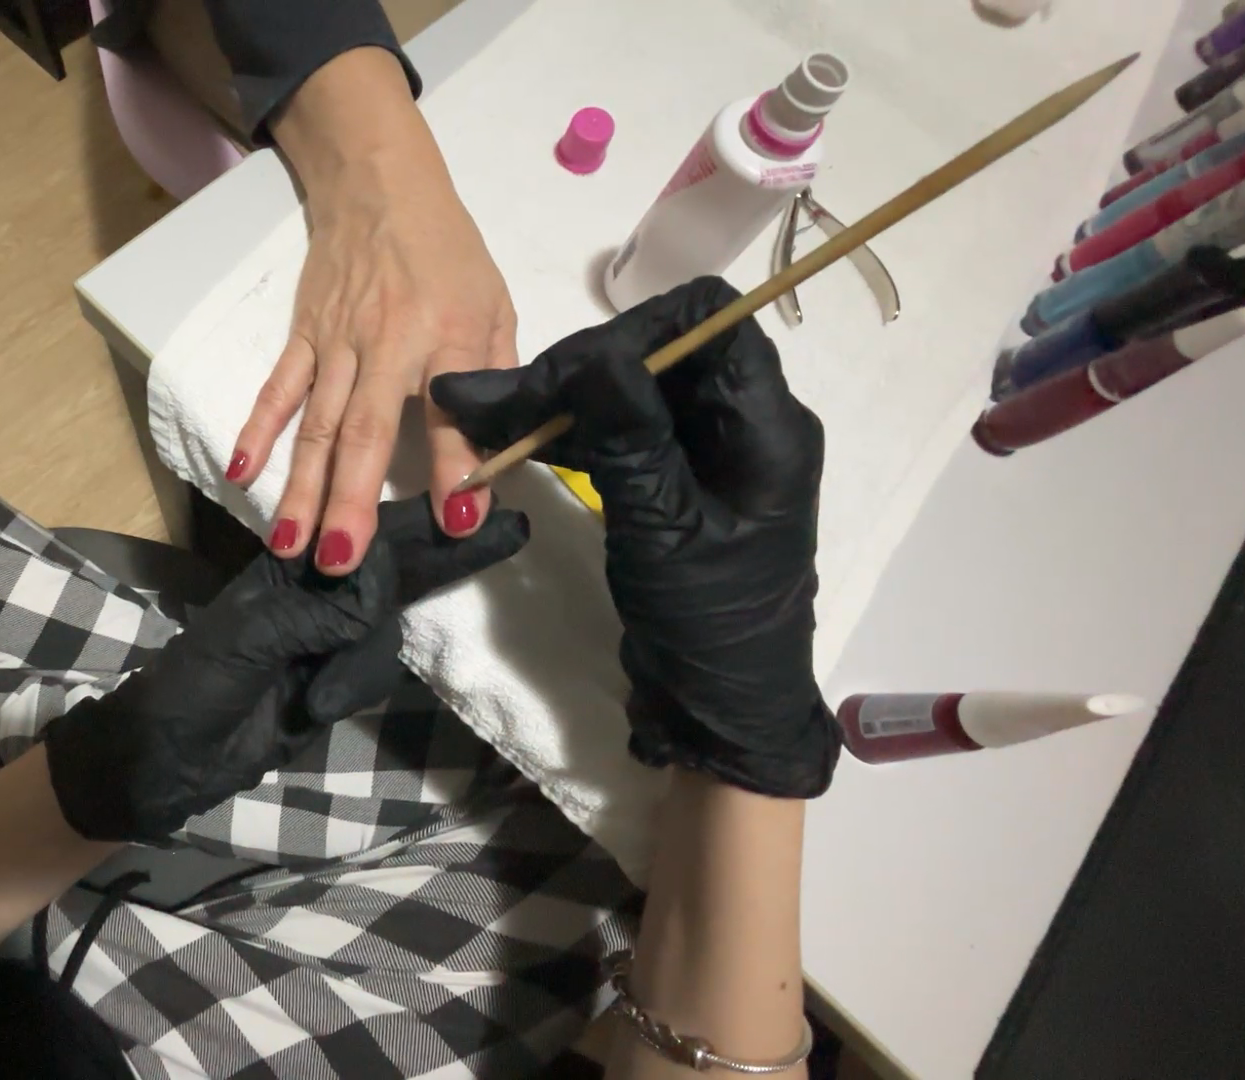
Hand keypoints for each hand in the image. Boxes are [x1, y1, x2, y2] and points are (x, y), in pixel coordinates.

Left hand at [44, 494, 527, 841]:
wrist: (171, 758)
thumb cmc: (195, 684)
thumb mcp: (248, 639)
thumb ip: (316, 611)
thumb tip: (376, 593)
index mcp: (289, 566)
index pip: (363, 534)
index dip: (419, 521)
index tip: (473, 502)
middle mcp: (318, 593)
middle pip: (393, 571)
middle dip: (445, 556)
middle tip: (509, 528)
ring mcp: (329, 639)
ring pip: (383, 634)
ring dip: (359, 666)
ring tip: (316, 698)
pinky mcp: (336, 680)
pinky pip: (371, 673)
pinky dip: (352, 690)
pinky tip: (316, 709)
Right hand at [228, 47, 518, 575]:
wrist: (380, 187)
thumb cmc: (449, 256)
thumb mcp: (494, 307)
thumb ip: (495, 378)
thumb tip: (497, 454)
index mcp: (448, 334)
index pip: (452, 409)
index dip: (454, 465)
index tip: (455, 522)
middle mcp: (387, 344)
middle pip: (364, 429)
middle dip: (350, 497)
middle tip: (338, 559)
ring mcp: (335, 341)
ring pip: (315, 423)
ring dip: (301, 485)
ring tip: (289, 543)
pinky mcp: (302, 336)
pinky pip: (277, 387)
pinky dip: (257, 429)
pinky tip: (241, 473)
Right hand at [430, 277, 839, 798]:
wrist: (715, 702)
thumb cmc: (704, 621)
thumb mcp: (660, 527)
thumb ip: (628, 437)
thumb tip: (593, 351)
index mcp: (763, 424)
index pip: (706, 322)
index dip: (628, 333)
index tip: (554, 375)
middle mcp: (736, 423)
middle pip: (654, 356)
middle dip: (571, 371)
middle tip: (488, 401)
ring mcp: (700, 452)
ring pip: (624, 395)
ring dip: (556, 403)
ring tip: (481, 417)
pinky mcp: (668, 480)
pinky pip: (615, 435)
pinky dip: (565, 436)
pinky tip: (513, 443)